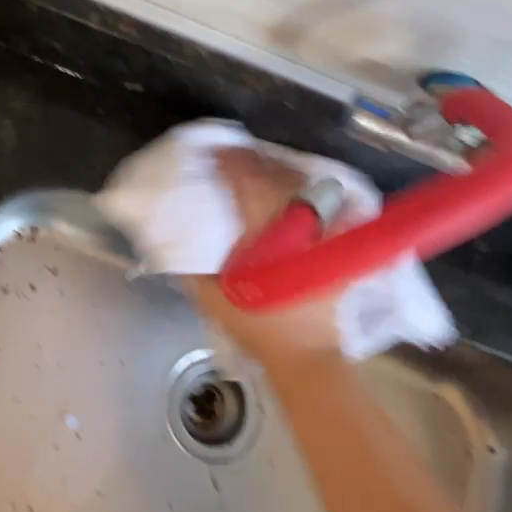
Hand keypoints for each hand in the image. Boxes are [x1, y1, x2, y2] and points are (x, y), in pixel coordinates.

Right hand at [184, 147, 346, 367]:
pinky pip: (332, 208)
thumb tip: (174, 251)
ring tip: (265, 164)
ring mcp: (321, 235)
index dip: (232, 163)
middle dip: (257, 161)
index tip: (217, 153)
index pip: (248, 185)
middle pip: (278, 179)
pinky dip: (319, 193)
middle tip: (238, 153)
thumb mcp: (214, 303)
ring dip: (283, 171)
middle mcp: (294, 227)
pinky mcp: (337, 247)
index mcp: (263, 235)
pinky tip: (306, 188)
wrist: (306, 358)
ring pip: (305, 188)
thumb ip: (192, 274)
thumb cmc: (259, 329)